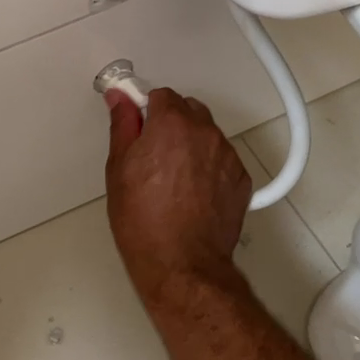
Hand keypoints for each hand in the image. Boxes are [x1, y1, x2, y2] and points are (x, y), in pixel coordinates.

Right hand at [103, 88, 251, 303]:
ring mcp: (227, 156)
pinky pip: (221, 159)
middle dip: (170, 124)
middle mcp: (205, 133)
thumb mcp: (118, 168)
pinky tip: (191, 192)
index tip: (137, 125)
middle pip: (188, 110)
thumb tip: (120, 99)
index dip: (146, 110)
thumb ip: (122, 124)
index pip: (160, 95)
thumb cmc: (144, 221)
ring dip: (191, 144)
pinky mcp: (240, 179)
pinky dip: (208, 167)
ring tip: (172, 179)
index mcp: (172, 123)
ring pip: (206, 134)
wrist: (181, 263)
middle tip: (151, 155)